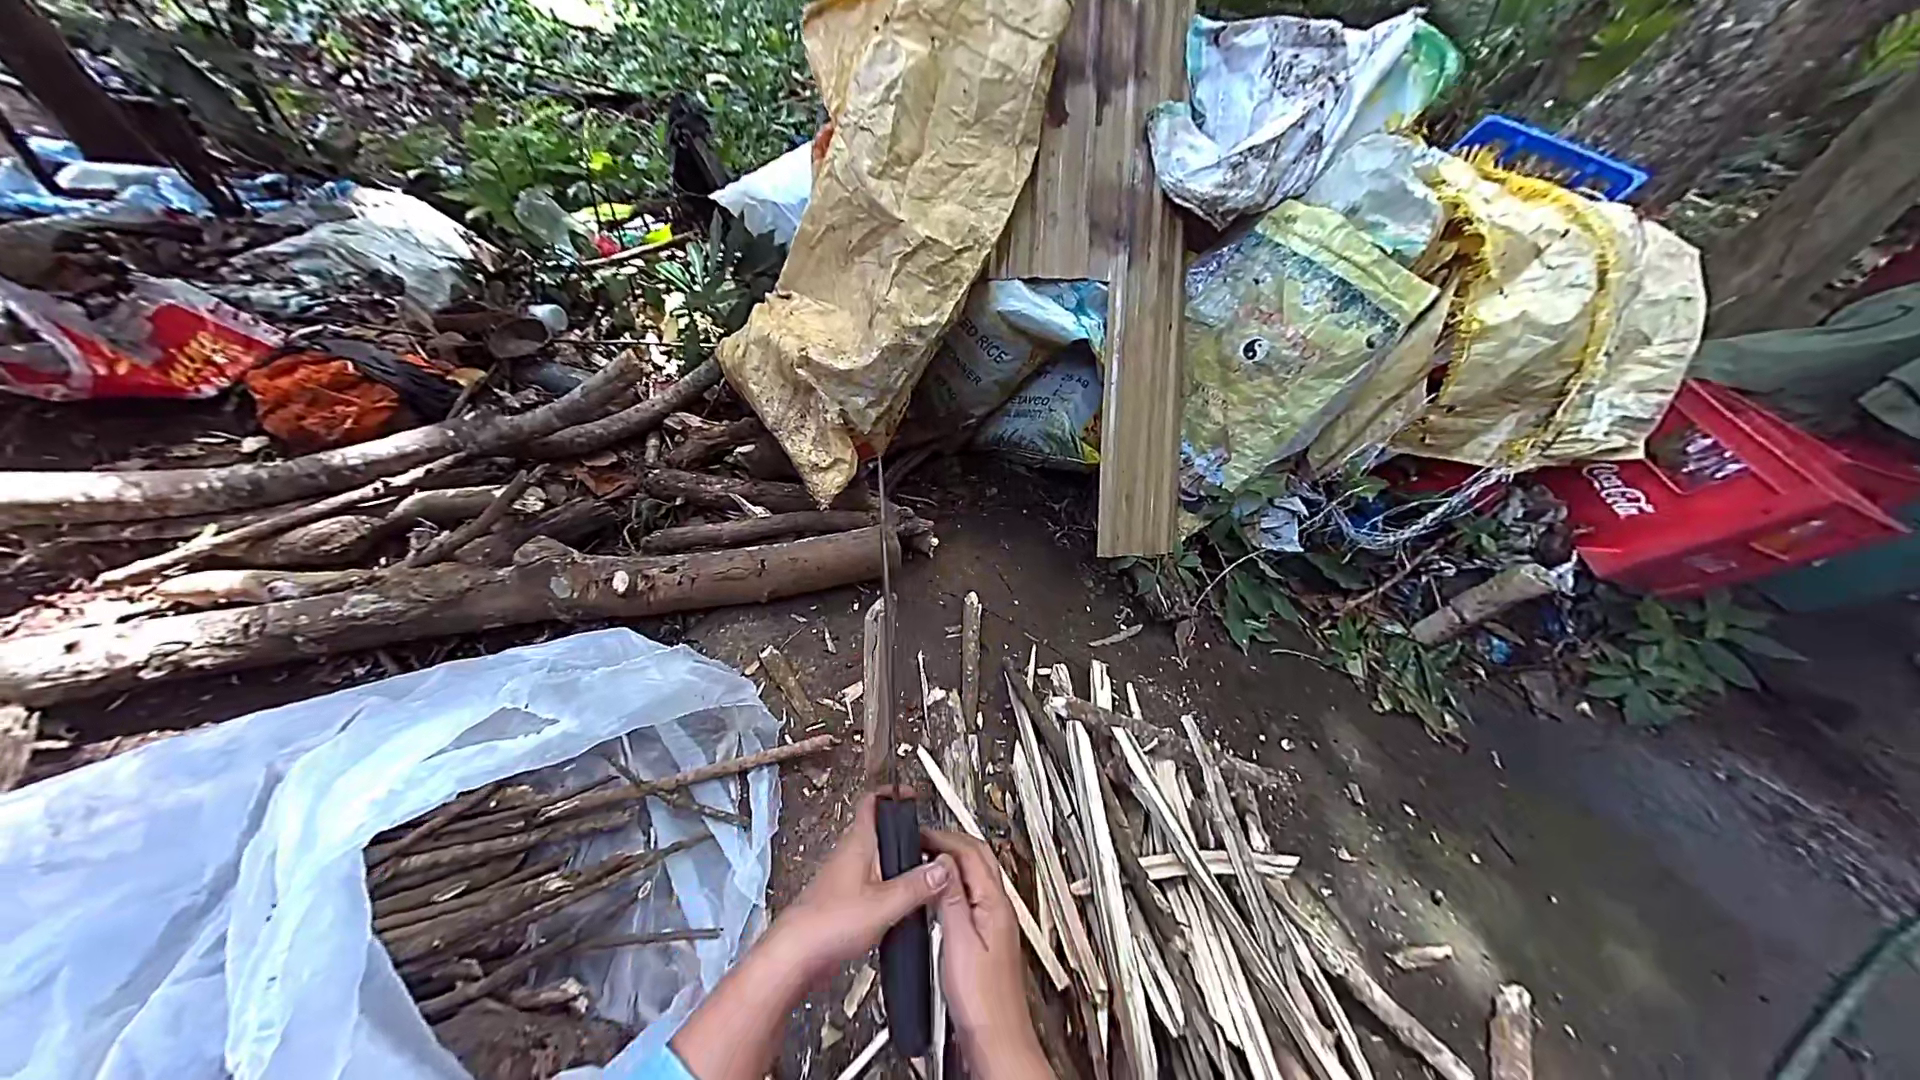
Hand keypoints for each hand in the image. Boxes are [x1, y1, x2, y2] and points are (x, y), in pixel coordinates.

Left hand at [763, 787, 956, 984]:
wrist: (795, 956)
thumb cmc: (828, 923)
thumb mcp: (884, 904)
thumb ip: (917, 886)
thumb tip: (942, 869)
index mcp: (858, 843)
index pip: (873, 802)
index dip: (891, 794)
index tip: (909, 794)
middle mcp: (849, 854)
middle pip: (877, 830)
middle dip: (901, 833)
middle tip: (923, 839)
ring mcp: (844, 877)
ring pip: (874, 858)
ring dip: (894, 862)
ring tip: (918, 872)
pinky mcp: (842, 900)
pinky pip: (869, 882)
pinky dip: (886, 886)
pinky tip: (897, 905)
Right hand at [923, 830, 1048, 1076]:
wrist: (996, 1040)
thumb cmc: (981, 1001)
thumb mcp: (958, 941)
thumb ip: (951, 898)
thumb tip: (943, 862)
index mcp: (994, 903)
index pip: (970, 852)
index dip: (943, 838)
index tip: (920, 834)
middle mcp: (999, 908)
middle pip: (978, 857)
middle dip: (950, 842)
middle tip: (923, 839)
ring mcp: (996, 921)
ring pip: (976, 874)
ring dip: (953, 861)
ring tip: (927, 859)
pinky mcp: (988, 937)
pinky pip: (972, 894)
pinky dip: (954, 883)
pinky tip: (938, 894)